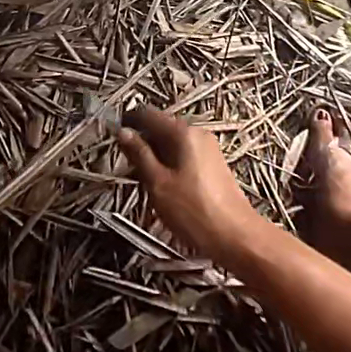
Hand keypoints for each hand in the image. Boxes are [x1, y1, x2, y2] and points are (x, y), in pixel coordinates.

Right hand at [114, 104, 263, 260]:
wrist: (237, 237)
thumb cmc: (195, 212)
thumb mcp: (158, 183)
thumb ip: (139, 155)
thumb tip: (123, 133)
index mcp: (183, 132)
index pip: (148, 114)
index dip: (128, 121)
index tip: (113, 135)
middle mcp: (198, 134)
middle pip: (161, 127)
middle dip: (141, 142)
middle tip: (126, 164)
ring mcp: (208, 149)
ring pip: (172, 143)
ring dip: (155, 155)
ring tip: (143, 179)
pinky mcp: (213, 166)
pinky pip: (184, 155)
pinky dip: (169, 164)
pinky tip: (163, 186)